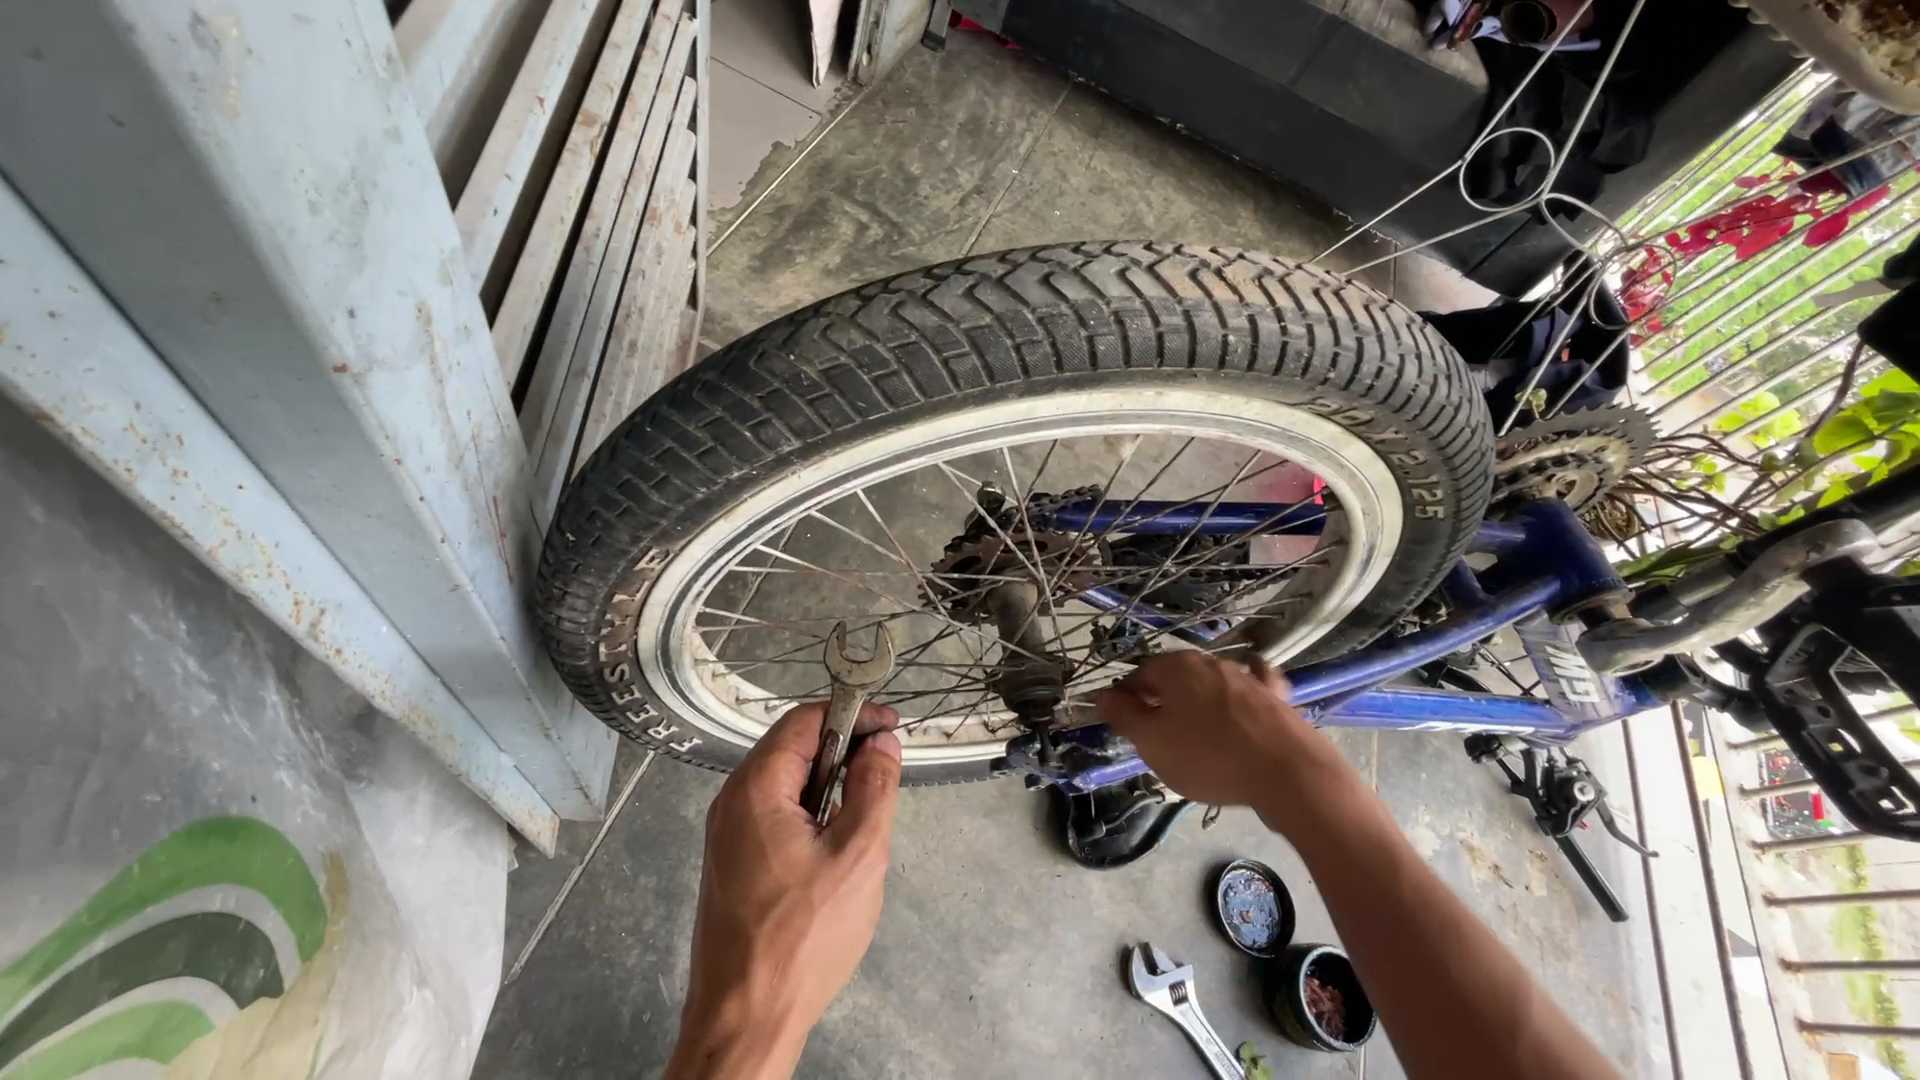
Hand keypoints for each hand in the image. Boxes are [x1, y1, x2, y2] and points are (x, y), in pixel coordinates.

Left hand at [665, 703, 901, 1079]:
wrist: (744, 1020)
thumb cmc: (803, 937)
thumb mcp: (857, 855)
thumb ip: (874, 789)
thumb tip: (882, 744)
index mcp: (755, 789)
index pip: (804, 721)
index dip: (852, 715)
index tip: (891, 728)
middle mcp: (732, 802)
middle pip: (792, 749)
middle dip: (843, 751)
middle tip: (884, 771)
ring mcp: (728, 835)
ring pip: (786, 784)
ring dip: (830, 785)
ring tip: (865, 813)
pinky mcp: (734, 863)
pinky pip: (776, 815)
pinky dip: (811, 813)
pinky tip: (836, 845)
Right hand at [1093, 651, 1357, 825]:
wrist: (1289, 773)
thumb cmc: (1209, 757)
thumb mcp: (1153, 743)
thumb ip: (1124, 716)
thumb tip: (1101, 695)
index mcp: (1175, 668)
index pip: (1138, 675)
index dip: (1125, 698)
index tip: (1121, 723)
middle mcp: (1210, 662)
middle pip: (1174, 677)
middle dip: (1160, 698)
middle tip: (1153, 731)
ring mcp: (1246, 677)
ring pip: (1210, 682)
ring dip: (1197, 699)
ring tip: (1191, 727)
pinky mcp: (1276, 697)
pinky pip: (1253, 684)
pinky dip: (1244, 686)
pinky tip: (1248, 681)